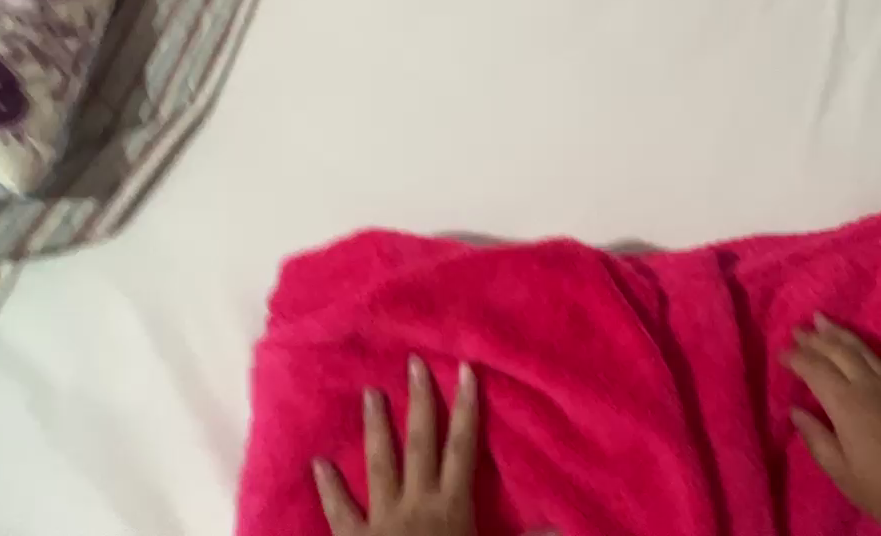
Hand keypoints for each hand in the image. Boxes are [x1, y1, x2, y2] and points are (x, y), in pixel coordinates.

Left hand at [312, 356, 484, 535]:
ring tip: (370, 393)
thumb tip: (563, 525)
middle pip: (421, 442)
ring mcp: (382, 521)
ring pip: (380, 464)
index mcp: (452, 505)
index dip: (467, 406)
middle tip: (413, 362)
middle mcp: (417, 503)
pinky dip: (328, 488)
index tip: (465, 368)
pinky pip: (339, 513)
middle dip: (420, 401)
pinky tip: (317, 463)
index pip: (463, 446)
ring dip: (376, 428)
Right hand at [782, 314, 880, 535]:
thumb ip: (817, 440)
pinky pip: (876, 356)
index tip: (780, 354)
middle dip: (814, 338)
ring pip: (858, 348)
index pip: (814, 369)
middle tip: (796, 329)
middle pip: (836, 350)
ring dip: (837, 332)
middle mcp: (866, 384)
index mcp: (846, 403)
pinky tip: (854, 345)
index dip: (795, 358)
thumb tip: (796, 411)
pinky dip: (859, 344)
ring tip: (820, 319)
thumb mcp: (844, 474)